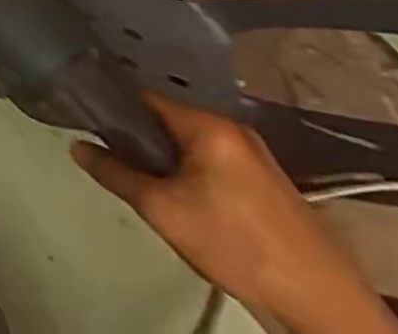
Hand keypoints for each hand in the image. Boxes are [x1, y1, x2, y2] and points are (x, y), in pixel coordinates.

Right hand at [72, 94, 397, 333]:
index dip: (114, 108)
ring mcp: (254, 155)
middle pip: (168, 121)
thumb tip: (77, 148)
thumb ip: (116, 174)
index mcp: (209, 124)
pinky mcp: (266, 181)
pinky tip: (186, 202)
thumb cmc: (236, 243)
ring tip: (150, 188)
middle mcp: (233, 128)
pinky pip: (213, 162)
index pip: (146, 98)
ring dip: (167, 160)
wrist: (319, 298)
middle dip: (141, 141)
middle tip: (120, 165)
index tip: (91, 124)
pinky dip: (192, 173)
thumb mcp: (163, 210)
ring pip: (190, 144)